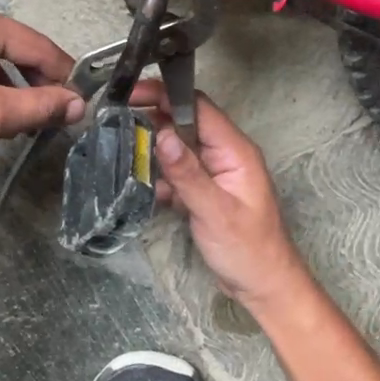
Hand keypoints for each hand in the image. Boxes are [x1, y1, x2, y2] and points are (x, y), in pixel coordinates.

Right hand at [131, 81, 309, 307]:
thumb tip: (162, 134)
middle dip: (152, 120)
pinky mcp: (206, 192)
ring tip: (122, 152)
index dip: (164, 96)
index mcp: (235, 151)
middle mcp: (225, 155)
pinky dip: (160, 177)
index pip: (198, 108)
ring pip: (179, 148)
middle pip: (185, 123)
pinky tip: (143, 187)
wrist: (264, 286)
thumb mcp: (214, 211)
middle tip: (115, 121)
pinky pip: (179, 173)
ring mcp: (215, 173)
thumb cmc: (247, 249)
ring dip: (153, 150)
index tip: (131, 95)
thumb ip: (187, 172)